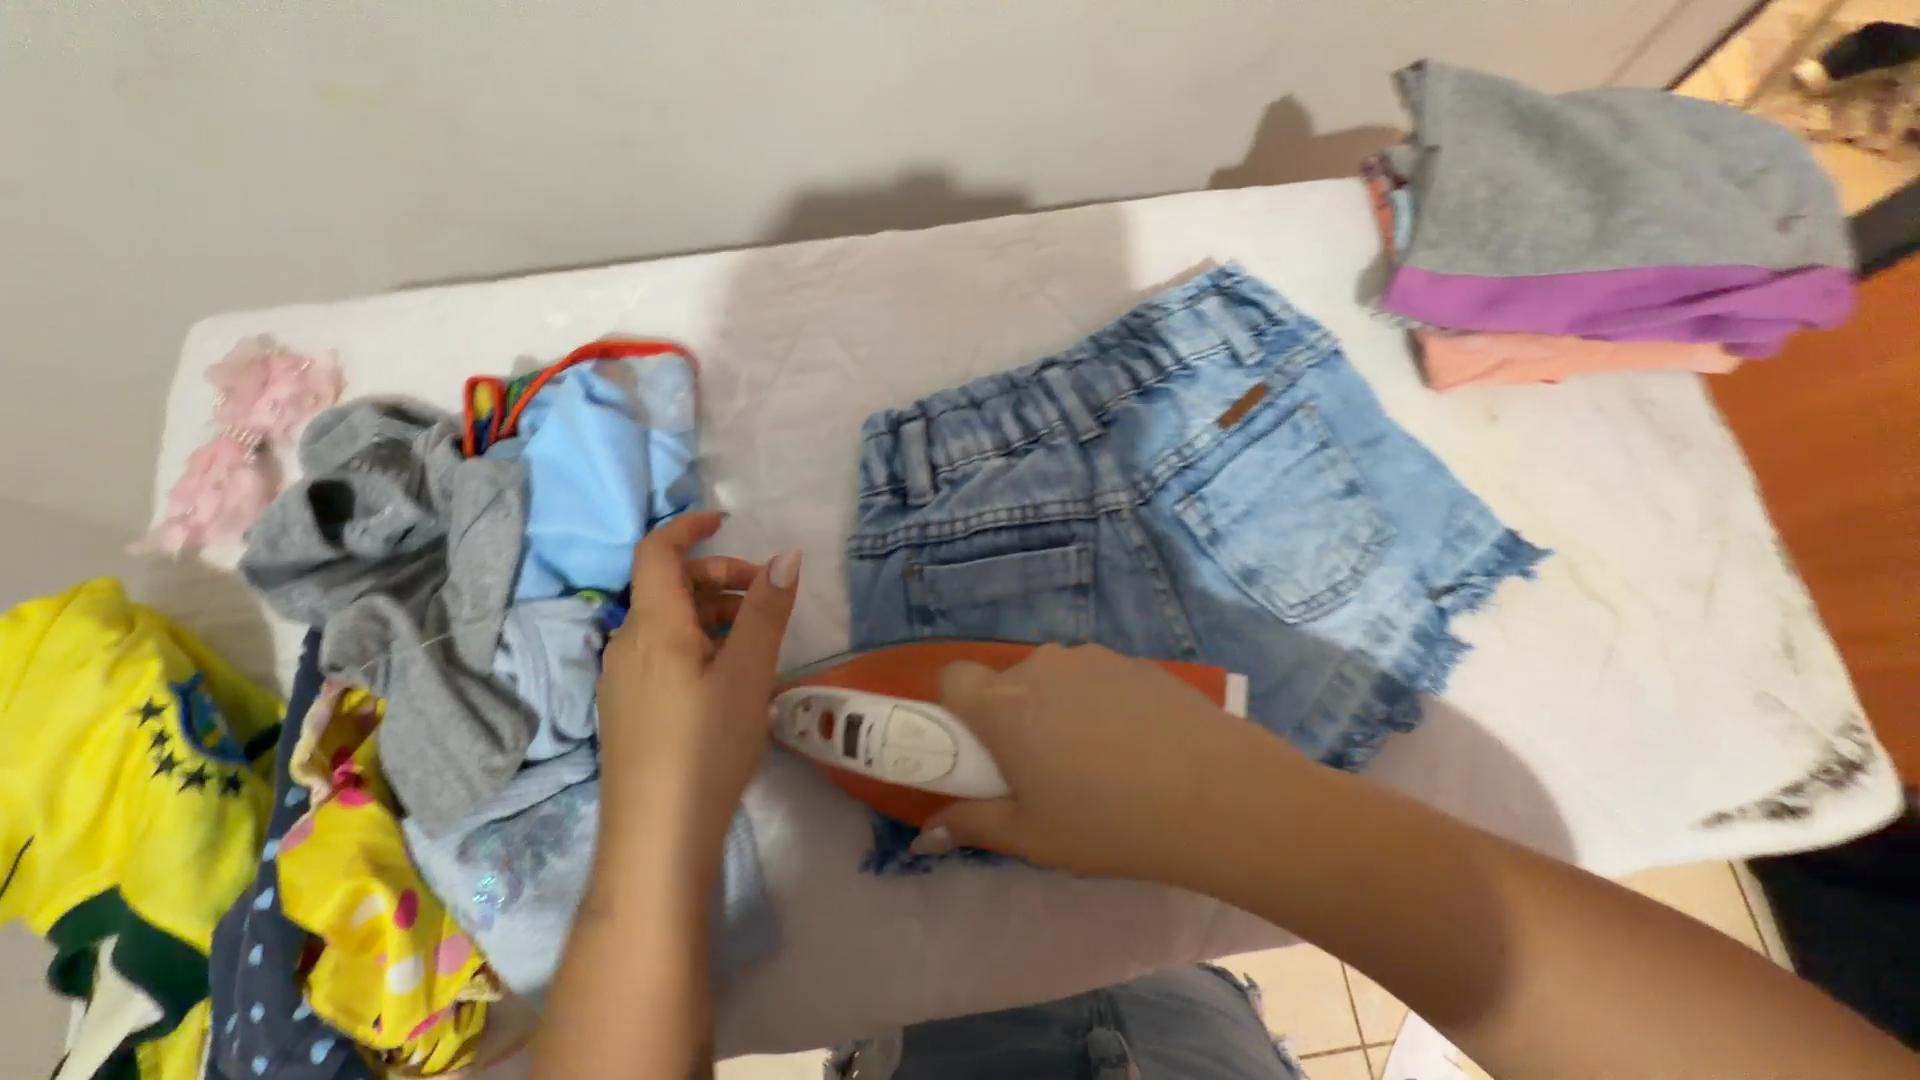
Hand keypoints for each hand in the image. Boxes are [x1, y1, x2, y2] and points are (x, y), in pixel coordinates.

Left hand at [596, 511, 800, 854]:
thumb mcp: (749, 674)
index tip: (727, 521)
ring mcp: (621, 681)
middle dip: (718, 578)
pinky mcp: (628, 711)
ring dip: (711, 615)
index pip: (657, 551)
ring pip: (667, 625)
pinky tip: (729, 679)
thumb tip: (786, 555)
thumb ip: (766, 612)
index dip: (688, 527)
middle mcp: (626, 645)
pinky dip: (697, 646)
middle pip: (667, 588)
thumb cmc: (706, 746)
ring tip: (758, 640)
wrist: (656, 839)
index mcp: (652, 626)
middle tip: (767, 597)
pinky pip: (661, 656)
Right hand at [915, 644, 1311, 882]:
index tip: (977, 748)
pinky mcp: (1137, 663)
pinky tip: (1135, 748)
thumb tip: (926, 834)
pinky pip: (1096, 680)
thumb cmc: (1110, 823)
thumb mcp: (1032, 837)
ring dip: (1056, 709)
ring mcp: (1094, 660)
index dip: (955, 709)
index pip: (953, 678)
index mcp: (1005, 705)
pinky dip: (1098, 705)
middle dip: (1010, 718)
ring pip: (1053, 680)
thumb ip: (971, 826)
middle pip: (1006, 682)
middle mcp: (1042, 667)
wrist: (1222, 796)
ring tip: (1096, 763)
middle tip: (1040, 771)